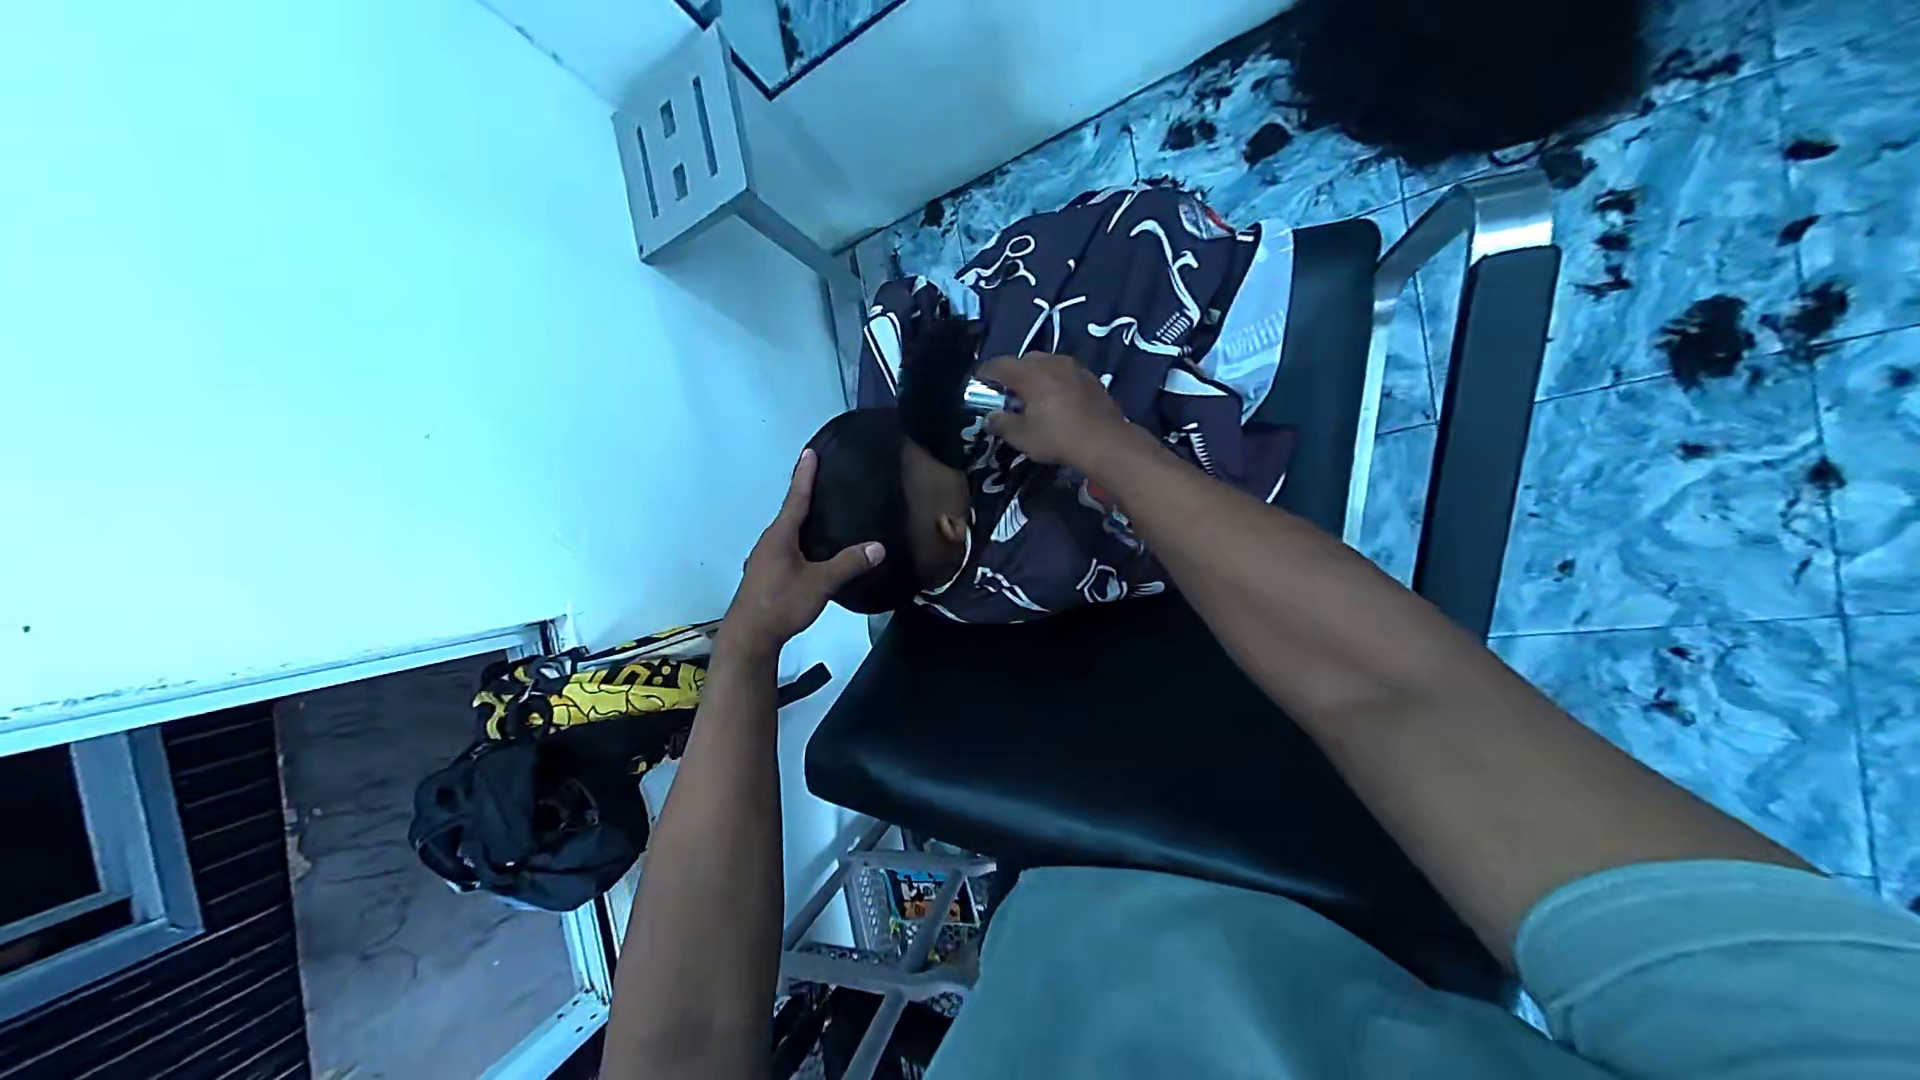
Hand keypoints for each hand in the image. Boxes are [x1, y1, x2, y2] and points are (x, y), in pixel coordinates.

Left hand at [720, 450, 883, 653]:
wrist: (749, 637)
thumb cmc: (781, 603)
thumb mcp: (820, 583)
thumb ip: (848, 564)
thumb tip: (878, 547)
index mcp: (780, 536)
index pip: (796, 498)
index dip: (804, 475)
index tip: (810, 453)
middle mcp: (769, 543)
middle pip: (789, 514)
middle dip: (804, 497)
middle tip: (821, 481)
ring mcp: (764, 560)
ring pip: (786, 534)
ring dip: (801, 523)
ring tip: (821, 517)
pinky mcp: (765, 577)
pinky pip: (785, 550)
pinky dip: (799, 543)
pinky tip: (811, 554)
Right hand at [978, 353, 1142, 473]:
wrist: (1106, 442)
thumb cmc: (1058, 437)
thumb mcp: (1022, 436)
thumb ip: (1001, 423)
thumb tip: (991, 418)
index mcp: (1031, 373)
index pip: (999, 365)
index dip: (985, 373)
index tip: (978, 383)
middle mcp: (1053, 363)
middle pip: (1025, 360)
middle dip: (1013, 373)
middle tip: (1007, 392)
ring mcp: (1075, 368)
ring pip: (1048, 364)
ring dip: (1037, 376)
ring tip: (1033, 395)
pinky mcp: (1092, 379)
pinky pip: (1066, 374)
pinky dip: (1056, 382)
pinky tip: (1057, 400)